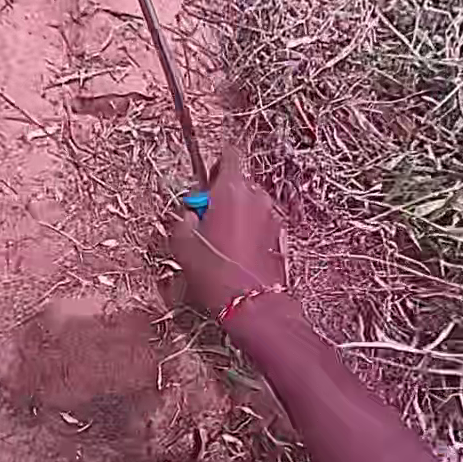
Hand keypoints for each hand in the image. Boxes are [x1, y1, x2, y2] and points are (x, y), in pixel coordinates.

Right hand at [167, 149, 286, 315]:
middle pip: (237, 184)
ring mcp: (271, 216)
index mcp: (231, 190)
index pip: (229, 155)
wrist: (252, 305)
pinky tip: (236, 255)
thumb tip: (190, 213)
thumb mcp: (182, 244)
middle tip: (206, 223)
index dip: (215, 167)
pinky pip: (259, 224)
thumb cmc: (216, 273)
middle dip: (221, 198)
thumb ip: (183, 218)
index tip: (205, 184)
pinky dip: (248, 232)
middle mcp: (256, 197)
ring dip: (235, 216)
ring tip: (220, 244)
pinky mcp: (280, 235)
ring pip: (249, 205)